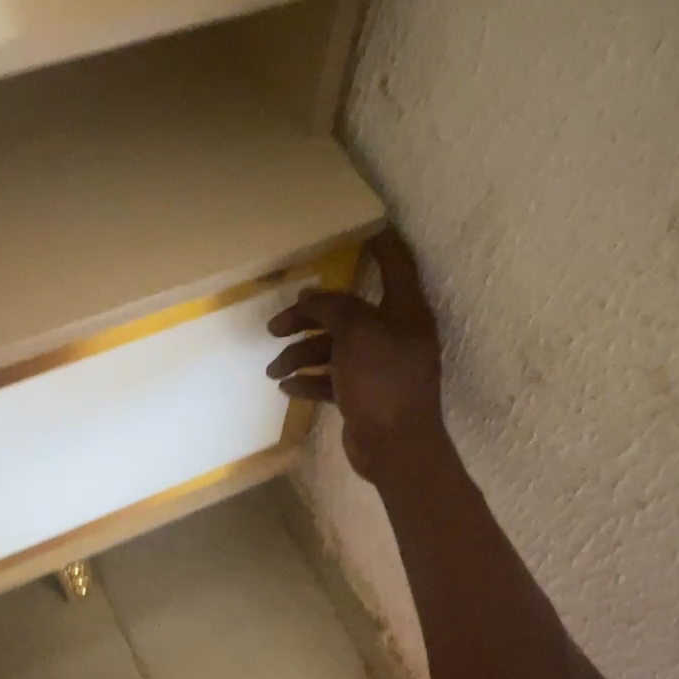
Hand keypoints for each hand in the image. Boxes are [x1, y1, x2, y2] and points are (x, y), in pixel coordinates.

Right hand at [267, 229, 447, 484]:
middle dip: (308, 318)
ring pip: (334, 350)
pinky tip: (287, 387)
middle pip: (347, 314)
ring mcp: (379, 368)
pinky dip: (310, 381)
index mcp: (405, 313)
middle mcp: (394, 336)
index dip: (380, 245)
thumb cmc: (382, 383)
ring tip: (272, 369)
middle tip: (275, 326)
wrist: (397, 449)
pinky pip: (332, 380)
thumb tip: (310, 296)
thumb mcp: (357, 334)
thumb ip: (333, 308)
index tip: (361, 230)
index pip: (396, 266)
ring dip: (301, 356)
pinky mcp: (365, 396)